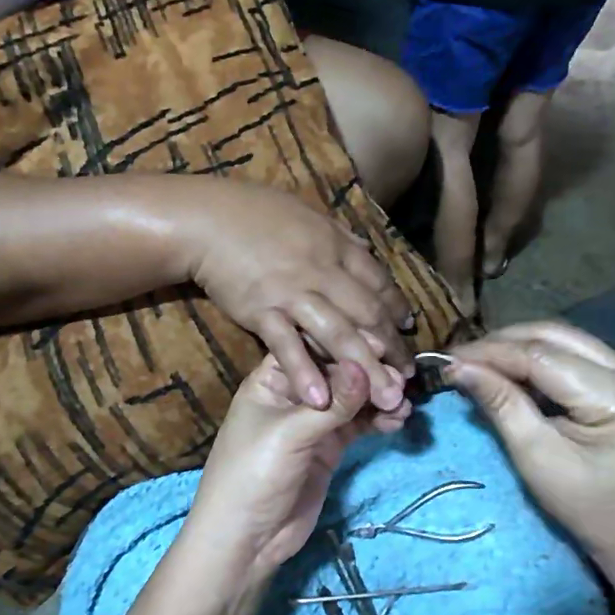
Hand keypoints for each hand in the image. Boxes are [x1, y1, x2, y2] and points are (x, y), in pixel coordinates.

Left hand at [184, 356, 409, 580]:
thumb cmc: (253, 475)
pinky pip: (359, 424)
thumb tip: (368, 367)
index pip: (313, 348)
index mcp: (272, 378)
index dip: (347, 344)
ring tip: (401, 405)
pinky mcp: (330, 446)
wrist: (245, 540)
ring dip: (379, 398)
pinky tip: (396, 421)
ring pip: (354, 398)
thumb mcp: (290, 434)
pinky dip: (378, 420)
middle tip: (398, 385)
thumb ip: (333, 403)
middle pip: (339, 370)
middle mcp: (295, 392)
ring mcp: (314, 420)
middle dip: (369, 374)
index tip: (382, 349)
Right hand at [185, 181, 412, 411]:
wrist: (206, 221)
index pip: (378, 282)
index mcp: (336, 246)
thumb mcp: (308, 215)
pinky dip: (305, 373)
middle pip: (368, 313)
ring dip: (365, 369)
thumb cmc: (256, 213)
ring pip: (338, 334)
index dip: (396, 308)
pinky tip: (321, 401)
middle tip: (408, 377)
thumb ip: (338, 237)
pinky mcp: (263, 313)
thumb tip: (364, 250)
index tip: (408, 329)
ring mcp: (293, 294)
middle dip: (392, 347)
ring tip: (385, 399)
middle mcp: (322, 272)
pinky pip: (288, 347)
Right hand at [445, 322, 614, 557]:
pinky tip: (508, 369)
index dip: (492, 353)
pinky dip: (536, 357)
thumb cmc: (587, 506)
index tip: (449, 358)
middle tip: (460, 358)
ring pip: (563, 339)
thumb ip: (501, 404)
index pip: (544, 357)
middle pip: (556, 337)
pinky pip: (573, 353)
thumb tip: (459, 367)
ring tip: (478, 362)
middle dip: (502, 343)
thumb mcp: (536, 458)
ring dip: (517, 346)